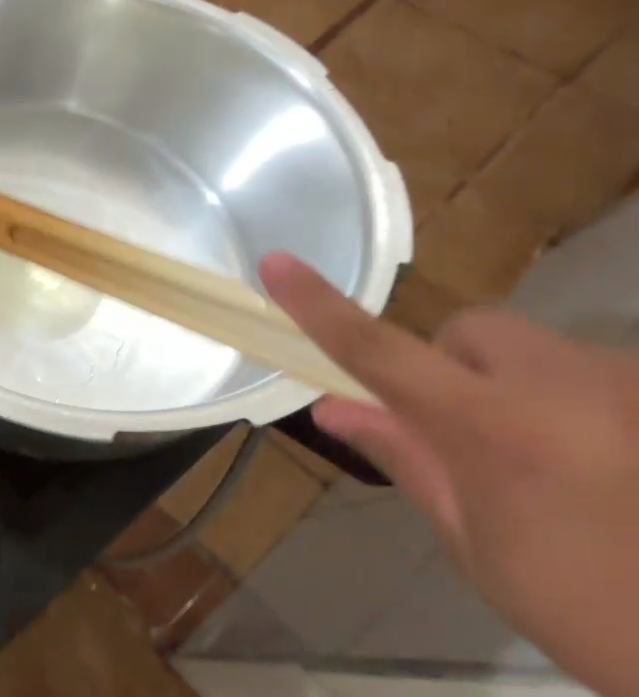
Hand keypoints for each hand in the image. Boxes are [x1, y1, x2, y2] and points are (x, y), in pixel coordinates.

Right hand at [261, 253, 638, 696]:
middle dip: (456, 364)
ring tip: (572, 471)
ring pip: (544, 355)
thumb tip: (334, 407)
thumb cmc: (600, 615)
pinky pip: (603, 382)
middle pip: (475, 331)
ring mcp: (635, 390)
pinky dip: (590, 411)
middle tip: (471, 431)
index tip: (275, 263)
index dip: (321, 307)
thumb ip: (409, 463)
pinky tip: (618, 475)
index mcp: (496, 429)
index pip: (380, 352)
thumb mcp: (482, 550)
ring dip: (530, 390)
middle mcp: (569, 389)